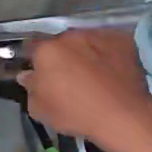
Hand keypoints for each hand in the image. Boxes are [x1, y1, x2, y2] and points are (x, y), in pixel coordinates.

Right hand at [17, 30, 151, 142]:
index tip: (37, 70)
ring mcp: (98, 36)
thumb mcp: (40, 109)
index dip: (33, 58)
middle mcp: (71, 36)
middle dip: (60, 54)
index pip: (31, 46)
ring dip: (83, 52)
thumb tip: (28, 76)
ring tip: (91, 72)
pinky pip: (107, 44)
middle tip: (65, 74)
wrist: (123, 115)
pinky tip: (109, 69)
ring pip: (84, 41)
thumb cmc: (75, 113)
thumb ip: (31, 88)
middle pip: (60, 42)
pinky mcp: (122, 40)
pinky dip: (105, 53)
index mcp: (46, 50)